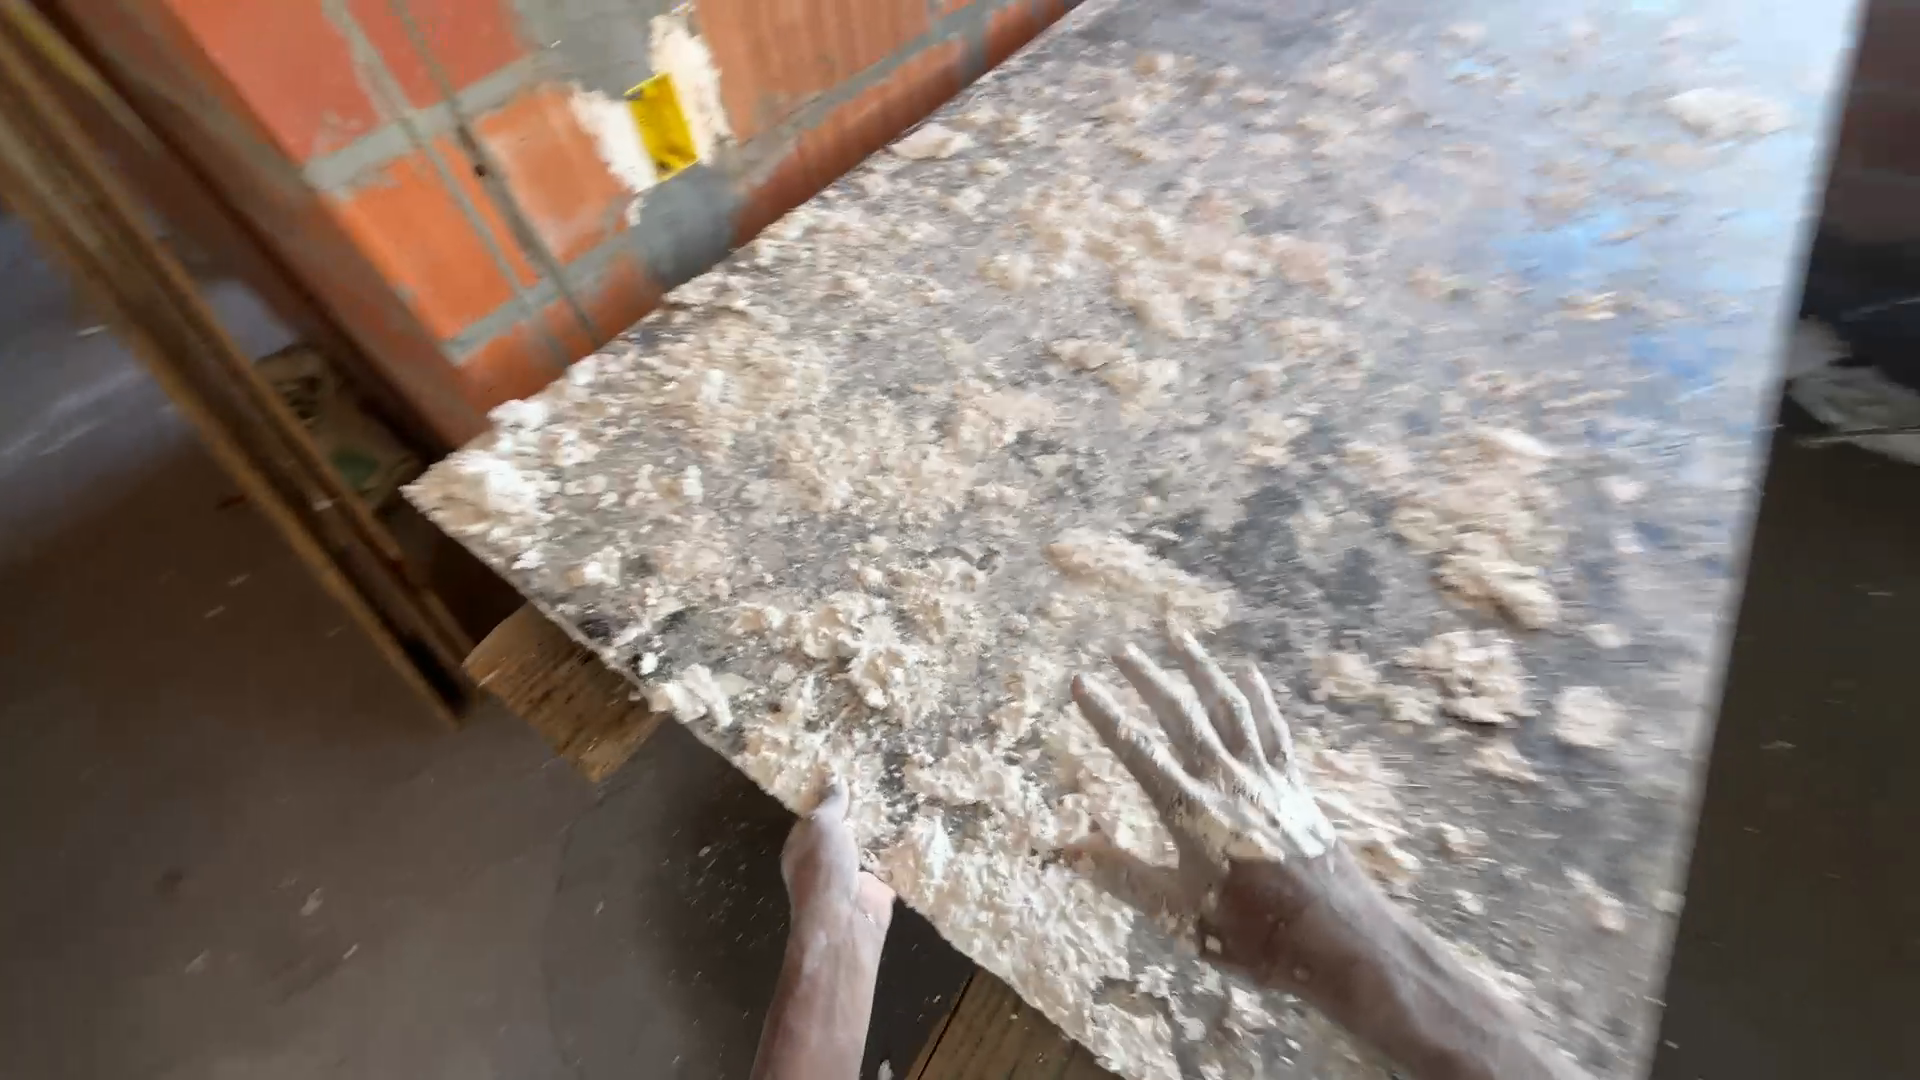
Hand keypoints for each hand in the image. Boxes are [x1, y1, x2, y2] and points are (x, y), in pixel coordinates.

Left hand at [781, 780, 895, 938]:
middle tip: (883, 782)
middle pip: (845, 829)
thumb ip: (830, 803)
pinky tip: (916, 826)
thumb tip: (835, 779)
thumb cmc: (823, 867)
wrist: (844, 919)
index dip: (831, 798)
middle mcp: (825, 859)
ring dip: (882, 830)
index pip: (816, 816)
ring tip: (904, 797)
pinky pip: (888, 862)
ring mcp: (851, 874)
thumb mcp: (822, 825)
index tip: (851, 775)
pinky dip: (900, 850)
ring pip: (868, 844)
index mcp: (803, 845)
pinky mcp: (876, 885)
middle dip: (861, 812)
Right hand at [1070, 625, 1349, 981]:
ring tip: (1179, 635)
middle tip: (1121, 648)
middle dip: (1148, 678)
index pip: (1135, 749)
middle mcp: (1224, 780)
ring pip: (1227, 708)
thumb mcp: (1178, 915)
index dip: (1104, 713)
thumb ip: (1121, 876)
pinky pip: (1274, 730)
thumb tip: (1065, 852)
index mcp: (1189, 809)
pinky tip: (1249, 673)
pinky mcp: (1293, 784)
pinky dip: (1260, 699)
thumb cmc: (1254, 934)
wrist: (1343, 942)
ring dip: (1200, 669)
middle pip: (1180, 715)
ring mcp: (1263, 777)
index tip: (1080, 680)